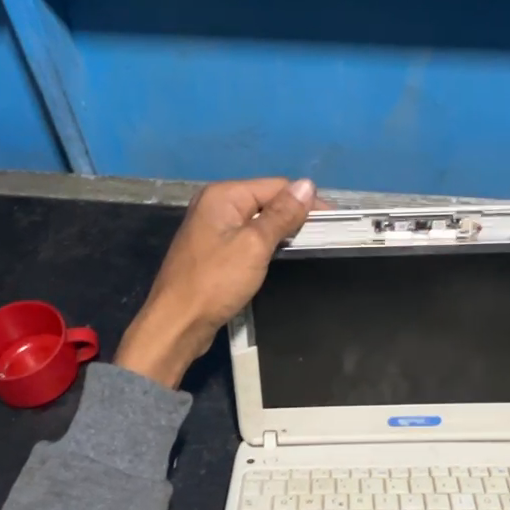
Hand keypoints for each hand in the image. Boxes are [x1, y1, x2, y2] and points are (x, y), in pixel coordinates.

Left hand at [115, 178, 320, 388]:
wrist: (177, 324)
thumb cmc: (215, 282)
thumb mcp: (254, 245)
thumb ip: (282, 214)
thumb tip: (307, 185)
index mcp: (223, 195)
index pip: (276, 186)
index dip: (305, 202)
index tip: (332, 222)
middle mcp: (215, 205)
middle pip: (266, 201)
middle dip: (294, 217)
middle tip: (321, 238)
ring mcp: (211, 229)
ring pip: (258, 222)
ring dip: (281, 233)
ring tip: (306, 249)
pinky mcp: (213, 251)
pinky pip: (246, 239)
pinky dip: (265, 246)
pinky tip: (278, 258)